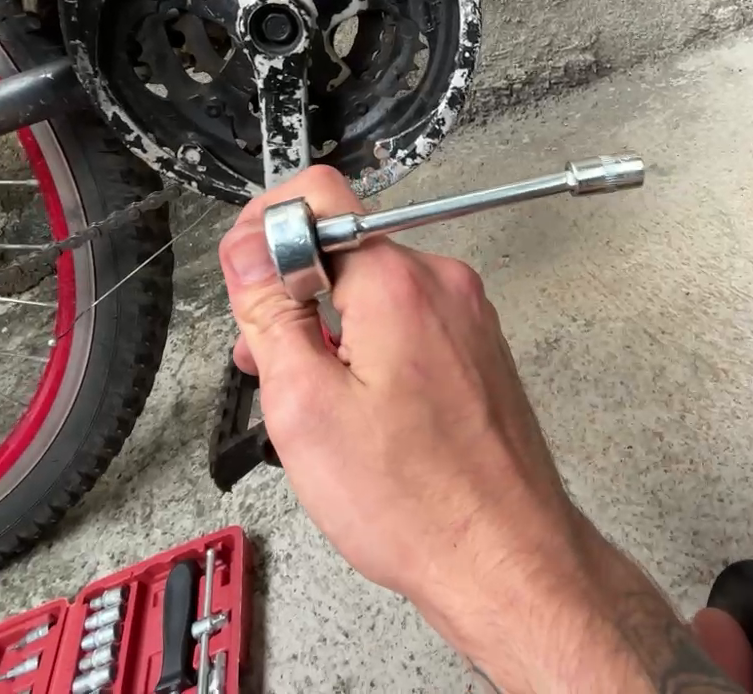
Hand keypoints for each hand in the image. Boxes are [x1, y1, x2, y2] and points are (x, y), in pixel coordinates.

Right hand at [219, 170, 587, 644]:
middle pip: (343, 246)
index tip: (246, 275)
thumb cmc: (417, 501)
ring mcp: (465, 313)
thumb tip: (248, 252)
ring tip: (307, 390)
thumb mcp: (305, 405)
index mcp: (398, 282)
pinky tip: (355, 398)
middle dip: (292, 289)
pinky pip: (407, 317)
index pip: (320, 196)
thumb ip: (269, 313)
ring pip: (372, 286)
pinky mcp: (474, 343)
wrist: (505, 556)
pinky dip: (368, 342)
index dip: (267, 226)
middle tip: (264, 353)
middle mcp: (442, 283)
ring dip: (328, 322)